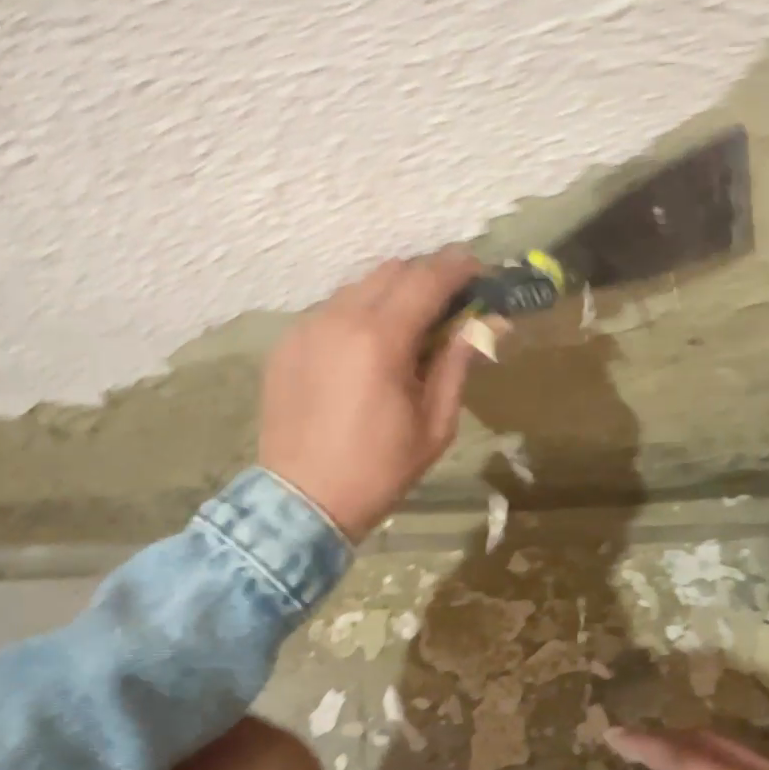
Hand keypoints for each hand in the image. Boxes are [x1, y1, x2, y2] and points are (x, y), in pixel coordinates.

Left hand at [259, 250, 485, 541]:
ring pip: (358, 287)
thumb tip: (482, 325)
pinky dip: (357, 316)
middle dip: (426, 278)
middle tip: (448, 305)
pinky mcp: (286, 343)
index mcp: (380, 340)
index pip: (427, 279)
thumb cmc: (379, 471)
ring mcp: (306, 328)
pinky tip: (365, 351)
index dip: (459, 268)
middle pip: (392, 270)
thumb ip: (456, 365)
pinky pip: (330, 311)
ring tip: (407, 331)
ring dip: (390, 296)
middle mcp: (339, 319)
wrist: (302, 501)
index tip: (479, 273)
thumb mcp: (435, 426)